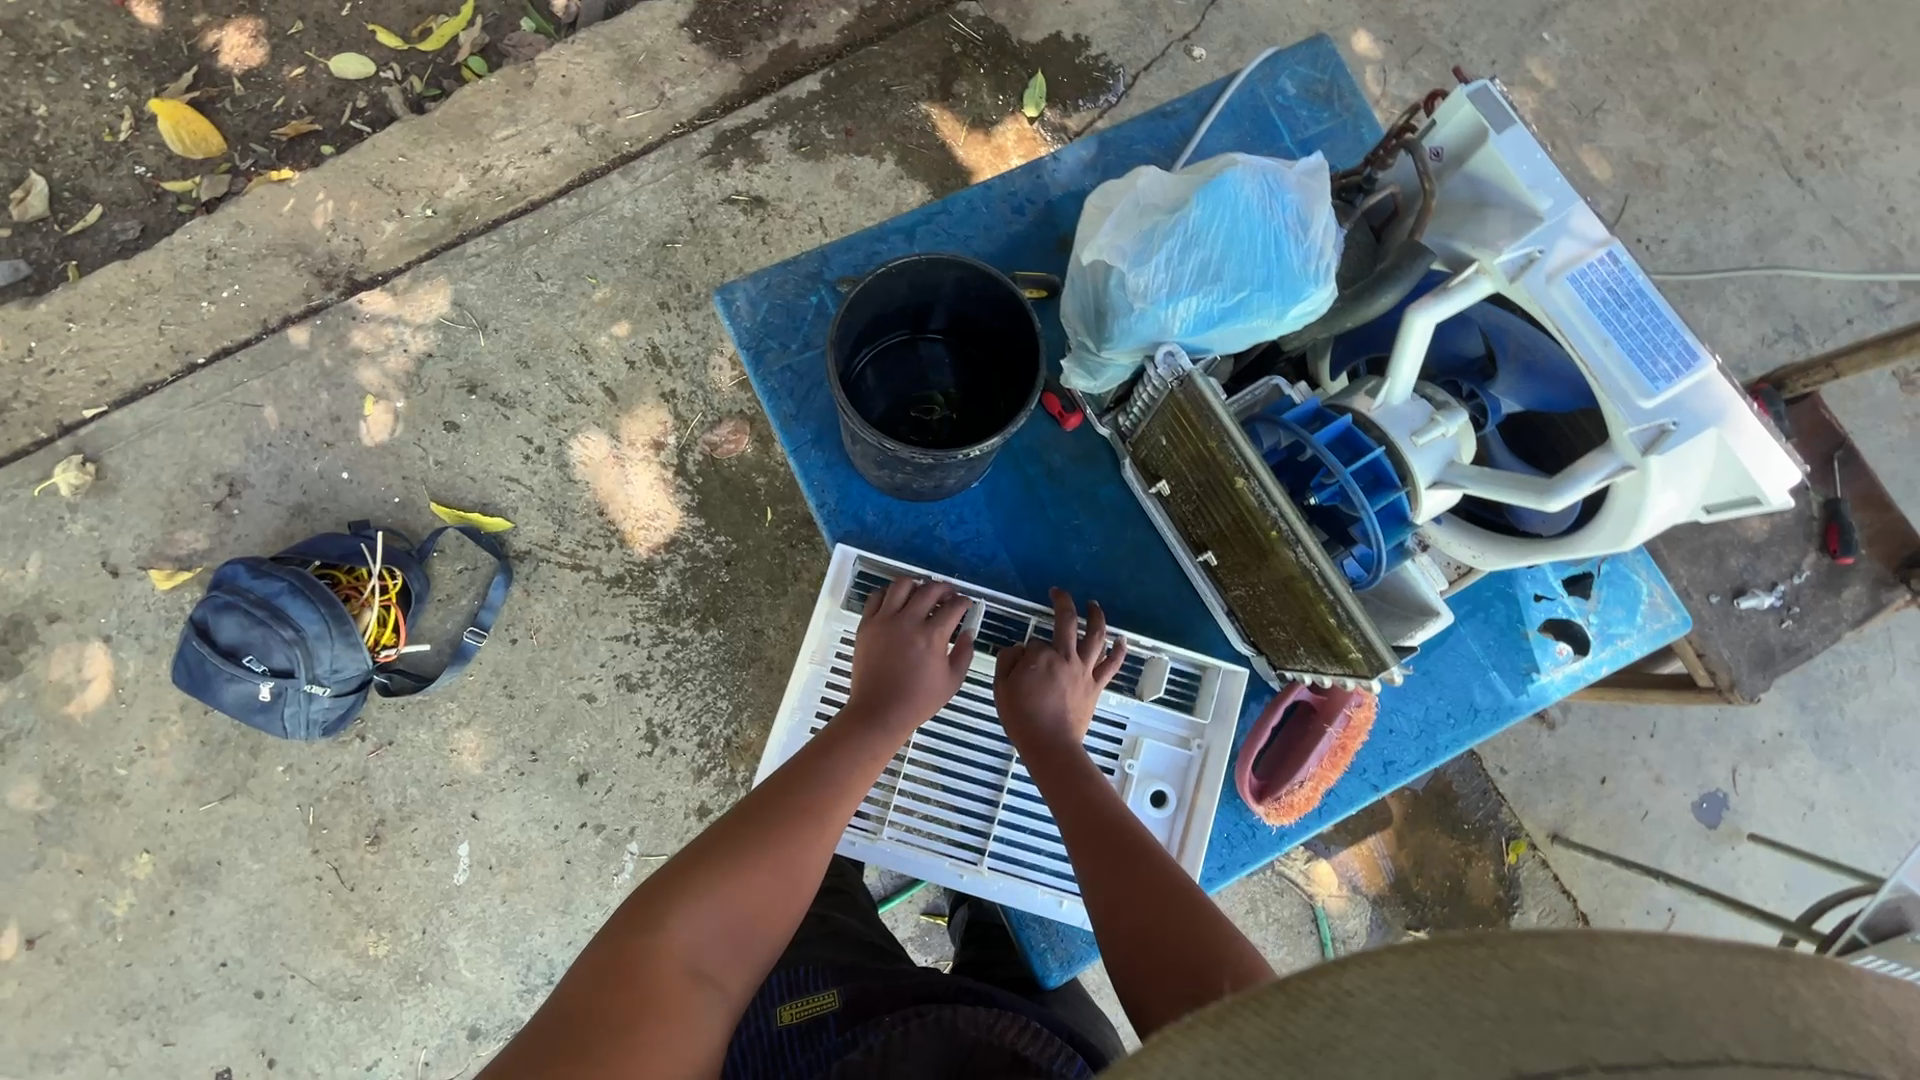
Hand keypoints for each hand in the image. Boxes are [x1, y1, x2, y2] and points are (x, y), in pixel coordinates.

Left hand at [843, 577, 976, 735]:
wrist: (879, 711)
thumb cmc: (918, 701)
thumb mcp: (952, 682)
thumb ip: (964, 653)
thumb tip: (968, 632)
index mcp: (932, 636)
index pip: (953, 606)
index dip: (963, 602)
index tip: (965, 604)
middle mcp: (908, 622)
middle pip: (930, 589)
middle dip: (944, 588)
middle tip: (948, 595)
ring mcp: (884, 621)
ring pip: (901, 585)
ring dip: (916, 584)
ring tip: (921, 592)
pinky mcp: (866, 625)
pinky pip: (876, 597)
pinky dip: (888, 593)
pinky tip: (896, 601)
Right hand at [993, 589, 1127, 761]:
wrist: (1051, 745)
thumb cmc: (1023, 718)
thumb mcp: (1001, 689)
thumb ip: (1007, 662)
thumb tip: (1018, 650)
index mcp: (1041, 657)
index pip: (1034, 643)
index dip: (1026, 652)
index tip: (1022, 665)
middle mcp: (1066, 657)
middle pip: (1067, 622)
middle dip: (1063, 603)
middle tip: (1058, 592)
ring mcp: (1085, 671)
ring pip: (1095, 636)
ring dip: (1096, 617)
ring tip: (1094, 605)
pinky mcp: (1096, 685)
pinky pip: (1111, 665)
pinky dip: (1118, 651)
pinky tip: (1122, 641)